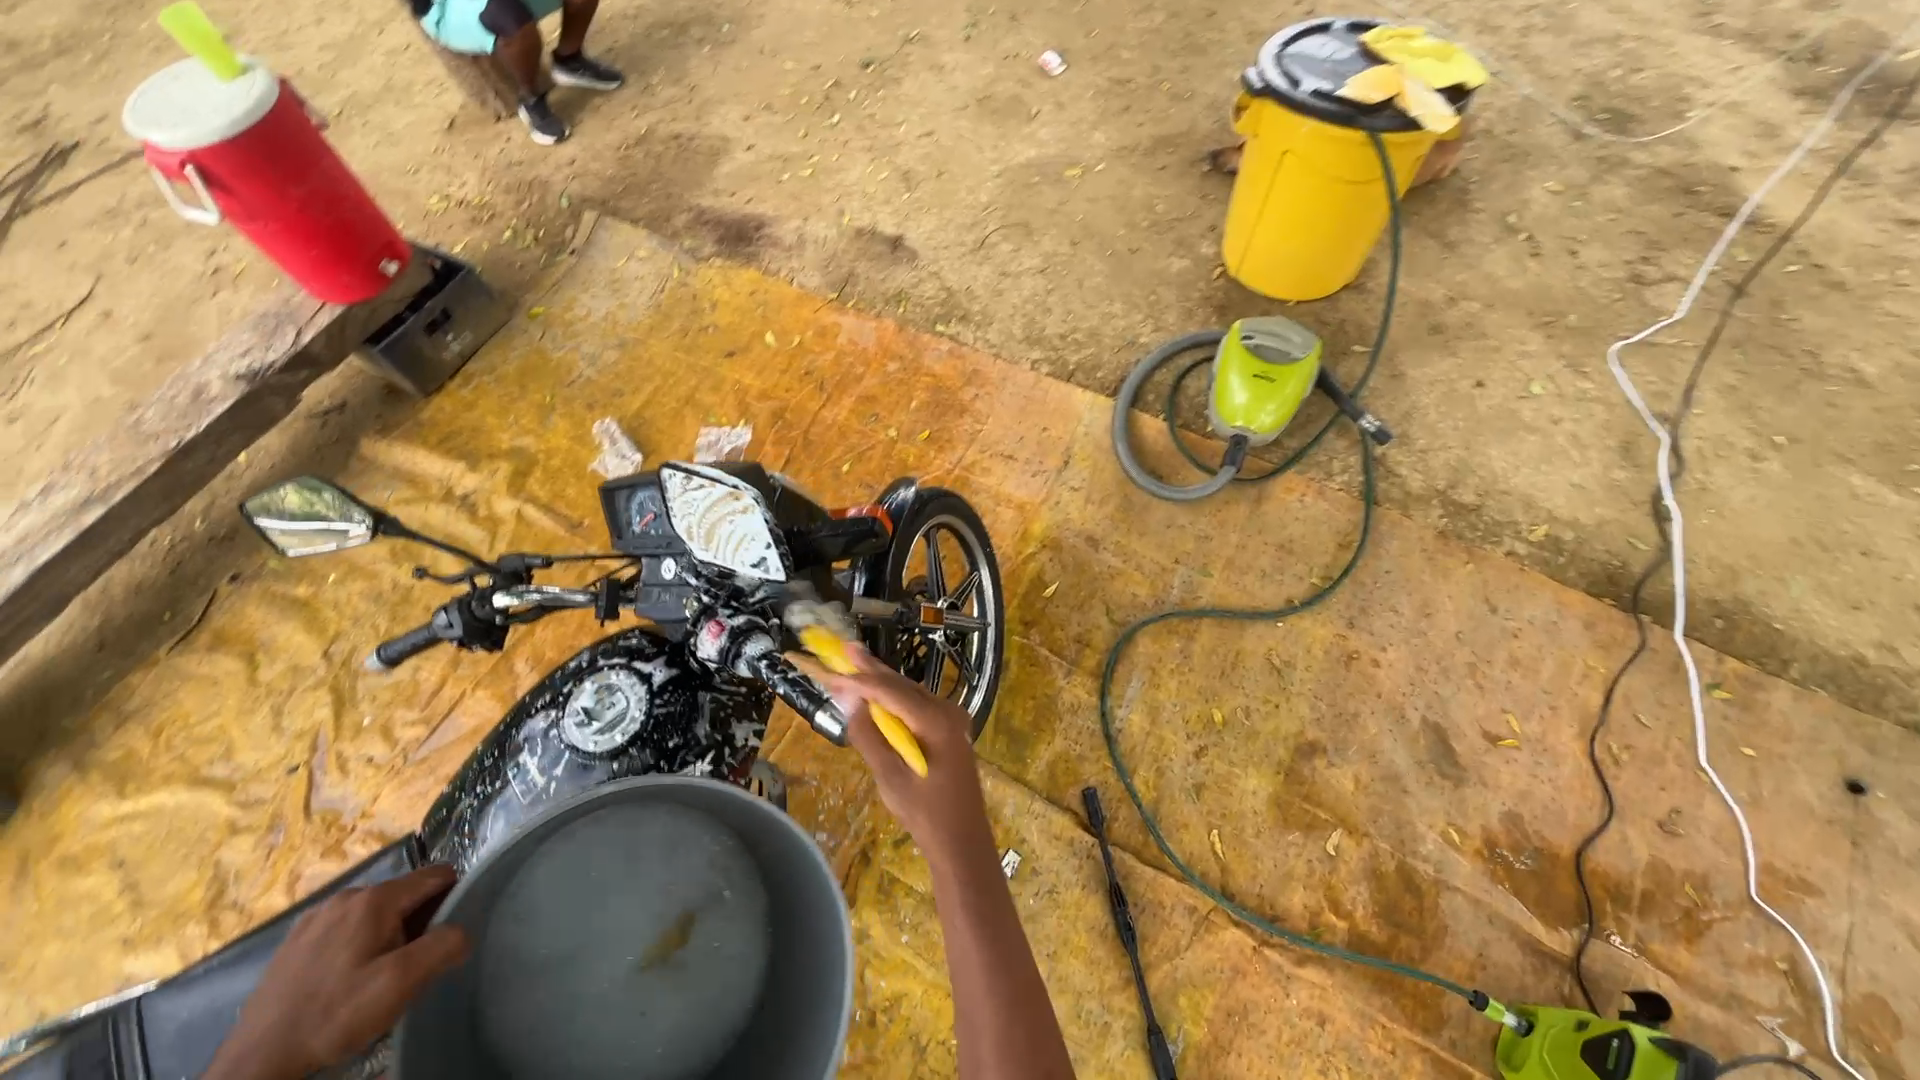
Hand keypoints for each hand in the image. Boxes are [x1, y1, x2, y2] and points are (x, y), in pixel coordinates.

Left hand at [206, 865, 468, 1079]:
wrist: (257, 1060)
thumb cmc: (335, 1015)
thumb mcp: (402, 982)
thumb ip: (444, 945)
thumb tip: (462, 931)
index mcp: (374, 899)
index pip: (437, 875)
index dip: (454, 898)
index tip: (449, 935)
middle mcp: (344, 896)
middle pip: (405, 894)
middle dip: (420, 922)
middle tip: (412, 965)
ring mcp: (315, 917)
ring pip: (375, 912)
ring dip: (390, 934)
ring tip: (380, 975)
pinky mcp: (295, 940)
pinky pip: (346, 927)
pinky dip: (359, 943)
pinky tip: (347, 979)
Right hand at [799, 645, 992, 863]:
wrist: (963, 842)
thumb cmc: (926, 814)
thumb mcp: (890, 777)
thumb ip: (868, 736)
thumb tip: (849, 700)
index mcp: (935, 721)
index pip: (890, 690)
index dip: (859, 679)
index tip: (831, 670)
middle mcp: (947, 712)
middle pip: (902, 685)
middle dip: (871, 669)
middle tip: (844, 649)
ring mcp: (952, 720)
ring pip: (910, 693)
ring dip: (882, 682)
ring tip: (854, 664)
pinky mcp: (950, 731)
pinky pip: (918, 706)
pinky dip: (895, 699)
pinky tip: (877, 694)